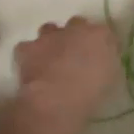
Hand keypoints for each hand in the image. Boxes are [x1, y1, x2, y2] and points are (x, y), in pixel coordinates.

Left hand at [0, 18, 121, 133]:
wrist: (52, 106)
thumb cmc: (88, 97)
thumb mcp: (107, 81)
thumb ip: (103, 66)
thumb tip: (99, 65)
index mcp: (99, 36)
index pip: (98, 29)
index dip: (93, 42)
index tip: (92, 56)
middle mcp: (73, 30)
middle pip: (72, 27)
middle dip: (69, 39)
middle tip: (70, 60)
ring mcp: (47, 38)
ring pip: (48, 35)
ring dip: (48, 46)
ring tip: (48, 68)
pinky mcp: (25, 50)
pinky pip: (29, 51)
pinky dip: (30, 59)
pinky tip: (30, 75)